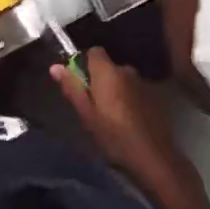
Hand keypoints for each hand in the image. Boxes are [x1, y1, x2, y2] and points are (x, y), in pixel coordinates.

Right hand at [53, 48, 192, 197]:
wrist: (153, 156)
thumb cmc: (114, 135)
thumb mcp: (86, 114)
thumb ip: (72, 87)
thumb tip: (55, 66)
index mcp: (108, 72)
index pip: (94, 51)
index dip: (84, 63)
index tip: (79, 82)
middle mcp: (127, 70)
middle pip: (108, 66)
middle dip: (98, 80)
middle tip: (91, 105)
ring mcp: (143, 83)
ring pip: (121, 79)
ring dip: (113, 90)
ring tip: (109, 115)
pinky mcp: (154, 97)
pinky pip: (133, 90)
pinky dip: (127, 99)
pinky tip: (126, 120)